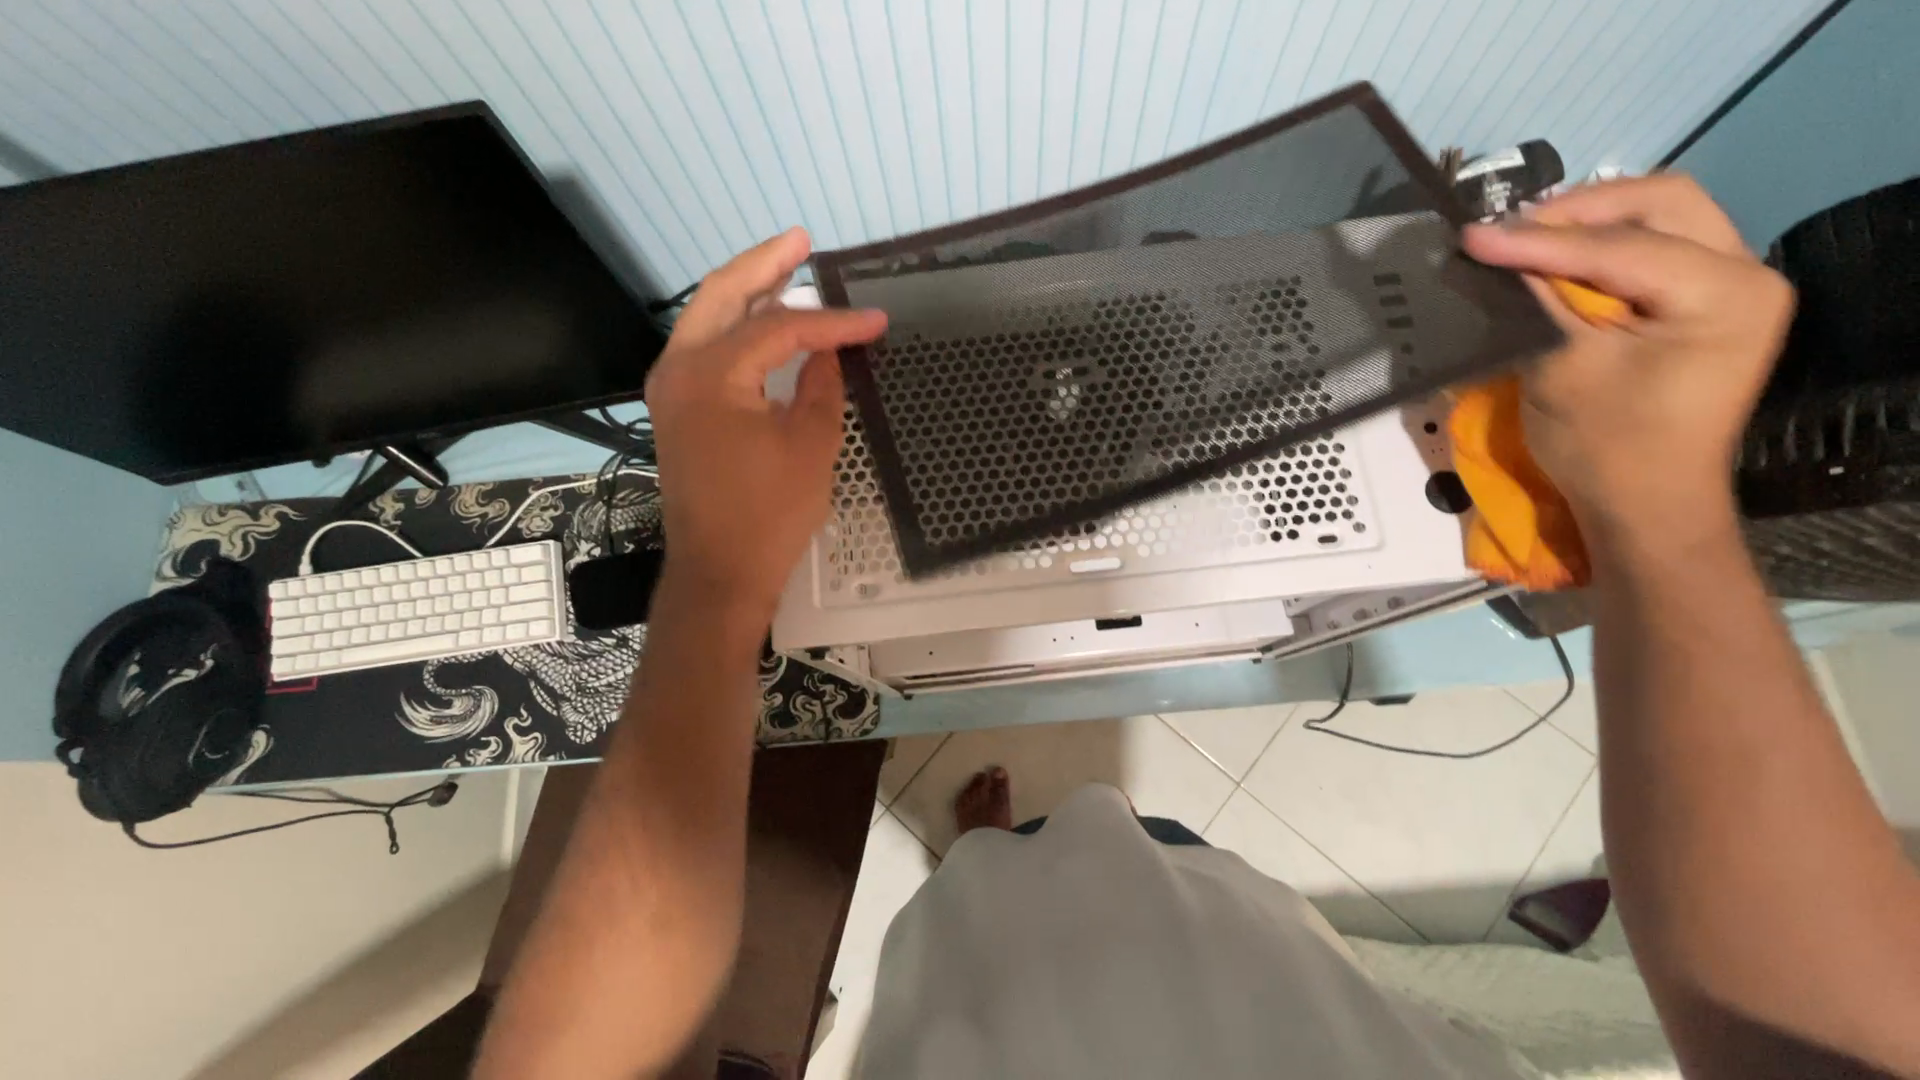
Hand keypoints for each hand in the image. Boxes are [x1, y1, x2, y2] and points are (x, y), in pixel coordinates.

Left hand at [644, 228, 886, 621]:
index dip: (831, 322)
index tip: (876, 320)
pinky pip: (705, 348)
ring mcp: (671, 389)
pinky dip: (736, 328)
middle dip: (764, 265)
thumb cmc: (768, 516)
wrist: (719, 573)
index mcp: (712, 374)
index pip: (779, 328)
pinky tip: (766, 323)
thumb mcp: (811, 446)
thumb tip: (826, 349)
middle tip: (801, 242)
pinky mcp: (677, 409)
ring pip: (707, 318)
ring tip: (787, 270)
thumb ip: (822, 385)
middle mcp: (679, 369)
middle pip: (722, 297)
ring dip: (747, 292)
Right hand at [1462, 175, 1793, 539]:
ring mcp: (1730, 285)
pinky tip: (1556, 260)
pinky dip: (1601, 247)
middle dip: (1578, 210)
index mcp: (1726, 294)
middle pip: (1661, 203)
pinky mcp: (1703, 301)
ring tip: (1526, 241)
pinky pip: (1654, 248)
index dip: (1540, 240)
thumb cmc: (1607, 448)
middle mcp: (1745, 272)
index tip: (1471, 237)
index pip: (1622, 246)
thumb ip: (1540, 301)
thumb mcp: (1564, 370)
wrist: (1642, 504)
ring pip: (1661, 216)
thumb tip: (1495, 251)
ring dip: (1589, 222)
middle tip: (1509, 231)